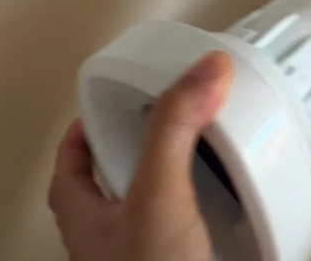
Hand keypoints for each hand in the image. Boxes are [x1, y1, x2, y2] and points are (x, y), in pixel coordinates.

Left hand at [50, 50, 234, 260]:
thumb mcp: (158, 197)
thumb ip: (176, 128)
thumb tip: (206, 66)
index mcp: (90, 226)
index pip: (69, 174)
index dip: (82, 138)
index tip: (105, 107)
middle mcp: (115, 248)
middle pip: (116, 189)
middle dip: (143, 151)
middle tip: (175, 116)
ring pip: (158, 211)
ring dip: (185, 178)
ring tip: (216, 147)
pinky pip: (196, 234)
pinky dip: (216, 210)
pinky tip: (241, 199)